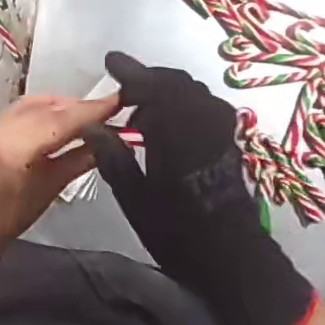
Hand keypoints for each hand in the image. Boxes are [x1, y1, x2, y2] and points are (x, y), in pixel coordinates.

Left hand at [0, 92, 122, 256]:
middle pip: (49, 109)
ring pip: (37, 103)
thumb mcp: (51, 187)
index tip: (118, 101)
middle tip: (112, 108)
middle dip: (81, 106)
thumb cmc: (12, 215)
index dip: (91, 110)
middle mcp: (2, 129)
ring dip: (65, 104)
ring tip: (91, 112)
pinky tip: (64, 113)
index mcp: (15, 150)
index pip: (60, 121)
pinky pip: (24, 106)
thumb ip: (80, 159)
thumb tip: (110, 141)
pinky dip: (47, 106)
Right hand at [81, 52, 316, 324]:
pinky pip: (204, 109)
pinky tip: (166, 124)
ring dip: (166, 92)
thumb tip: (91, 127)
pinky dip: (182, 105)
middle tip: (122, 91)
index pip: (156, 89)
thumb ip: (114, 157)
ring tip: (139, 110)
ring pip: (194, 95)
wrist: (233, 261)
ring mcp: (221, 134)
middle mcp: (204, 127)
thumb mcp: (136, 198)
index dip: (132, 73)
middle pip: (178, 85)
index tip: (111, 63)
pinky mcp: (228, 145)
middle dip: (148, 81)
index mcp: (178, 137)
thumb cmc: (178, 233)